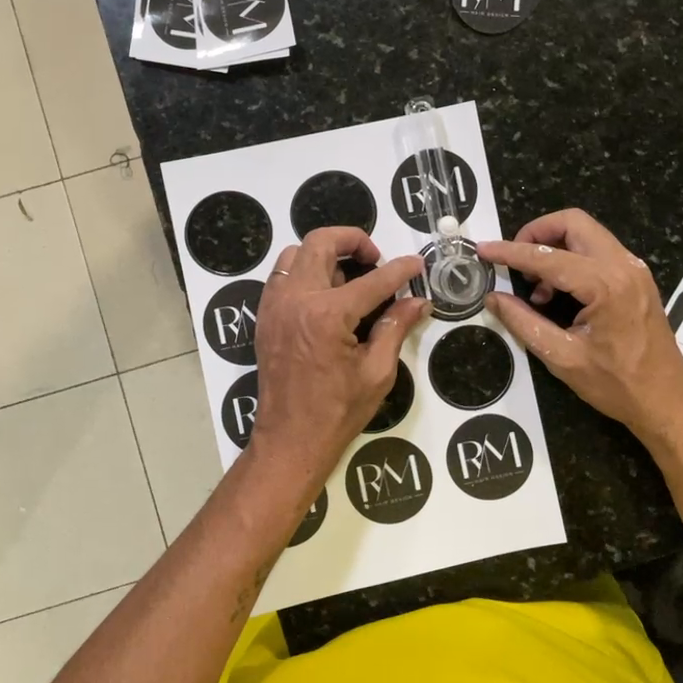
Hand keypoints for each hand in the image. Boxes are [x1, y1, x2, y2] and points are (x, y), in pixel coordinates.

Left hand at [250, 227, 428, 493]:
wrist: (289, 440)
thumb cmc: (337, 412)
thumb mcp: (376, 372)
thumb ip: (395, 327)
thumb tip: (418, 302)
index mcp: (328, 315)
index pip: (372, 280)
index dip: (400, 270)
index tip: (416, 265)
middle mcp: (296, 299)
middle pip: (321, 243)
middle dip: (353, 241)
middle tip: (375, 261)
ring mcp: (275, 305)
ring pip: (295, 253)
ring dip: (325, 254)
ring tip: (349, 278)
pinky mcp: (265, 316)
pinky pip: (281, 276)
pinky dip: (303, 272)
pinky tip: (325, 295)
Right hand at [478, 209, 682, 445]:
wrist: (668, 403)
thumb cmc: (618, 386)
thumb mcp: (562, 357)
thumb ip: (524, 322)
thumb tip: (493, 298)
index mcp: (606, 285)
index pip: (548, 256)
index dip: (511, 252)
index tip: (483, 249)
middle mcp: (623, 266)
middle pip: (573, 223)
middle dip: (537, 233)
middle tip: (513, 259)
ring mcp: (634, 270)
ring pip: (587, 233)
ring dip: (555, 246)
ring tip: (535, 287)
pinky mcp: (637, 279)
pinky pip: (598, 251)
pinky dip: (572, 258)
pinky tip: (557, 293)